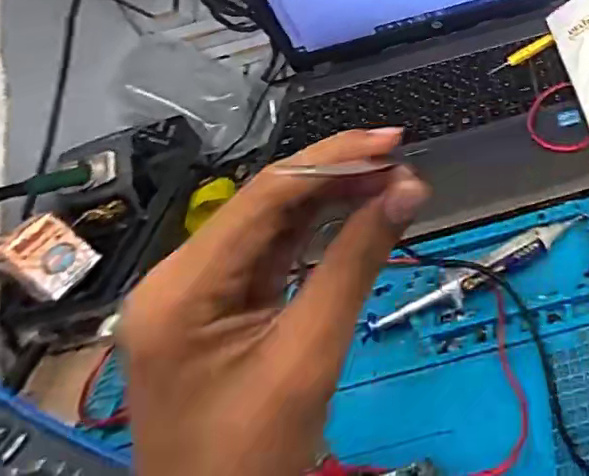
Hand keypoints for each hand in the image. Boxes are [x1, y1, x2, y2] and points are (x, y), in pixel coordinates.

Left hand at [118, 129, 430, 475]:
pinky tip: (358, 209)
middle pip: (269, 201)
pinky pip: (276, 248)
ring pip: (276, 220)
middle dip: (337, 175)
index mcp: (183, 286)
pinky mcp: (221, 303)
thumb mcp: (310, 354)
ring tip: (389, 181)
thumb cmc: (252, 457)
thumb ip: (357, 261)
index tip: (392, 142)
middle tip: (399, 163)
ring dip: (334, 197)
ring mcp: (198, 289)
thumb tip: (407, 190)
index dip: (333, 158)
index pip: (266, 194)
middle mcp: (181, 275)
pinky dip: (321, 227)